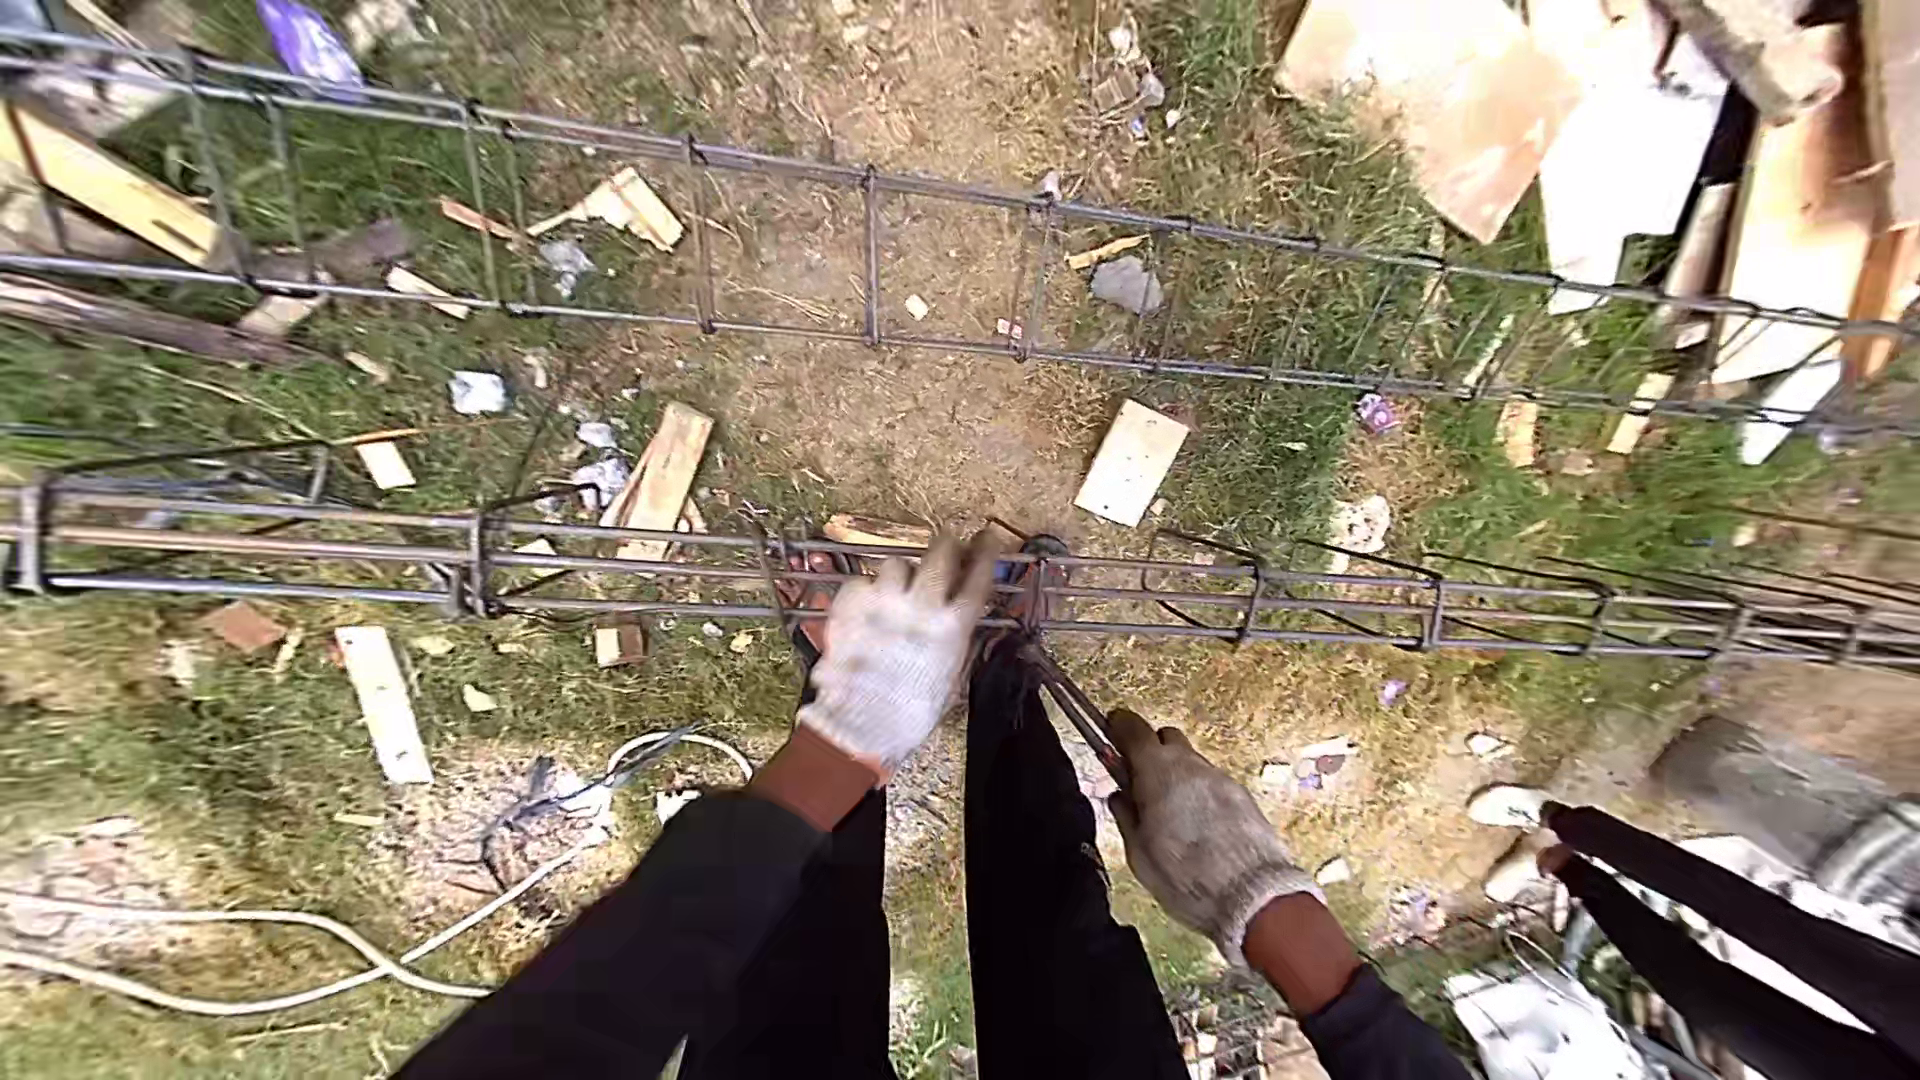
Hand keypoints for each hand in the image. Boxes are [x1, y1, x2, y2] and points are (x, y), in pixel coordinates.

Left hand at [794, 534, 994, 775]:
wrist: (859, 725)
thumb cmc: (910, 712)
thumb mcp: (949, 677)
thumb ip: (955, 639)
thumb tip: (958, 614)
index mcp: (953, 627)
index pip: (978, 576)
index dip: (985, 552)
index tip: (986, 540)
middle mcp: (922, 606)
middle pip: (940, 553)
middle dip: (946, 546)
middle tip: (944, 548)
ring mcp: (884, 601)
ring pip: (897, 564)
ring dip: (901, 573)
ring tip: (896, 590)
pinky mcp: (851, 604)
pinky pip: (862, 581)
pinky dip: (866, 591)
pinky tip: (866, 608)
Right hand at [1107, 709, 1318, 960]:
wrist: (1255, 899)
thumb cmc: (1186, 876)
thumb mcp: (1138, 852)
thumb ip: (1125, 815)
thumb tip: (1121, 797)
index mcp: (1156, 769)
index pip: (1132, 727)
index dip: (1119, 725)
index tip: (1111, 733)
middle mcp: (1188, 764)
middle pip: (1164, 737)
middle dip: (1150, 751)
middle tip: (1141, 780)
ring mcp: (1218, 777)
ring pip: (1190, 762)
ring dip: (1177, 776)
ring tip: (1172, 814)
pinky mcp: (1242, 796)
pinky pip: (1211, 784)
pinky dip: (1200, 794)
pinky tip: (1200, 828)